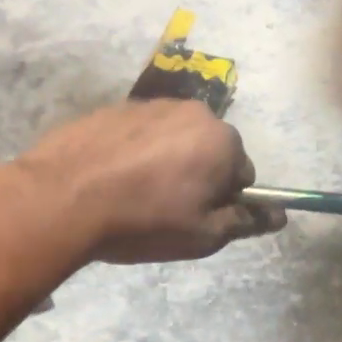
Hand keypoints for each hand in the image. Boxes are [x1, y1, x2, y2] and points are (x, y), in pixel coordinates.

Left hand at [8, 100, 286, 264]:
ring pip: (173, 139)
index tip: (197, 218)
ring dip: (166, 162)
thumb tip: (279, 215)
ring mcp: (151, 106)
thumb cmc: (146, 220)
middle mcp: (194, 112)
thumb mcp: (204, 235)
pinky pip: (138, 134)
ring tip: (134, 195)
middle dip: (197, 175)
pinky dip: (133, 153)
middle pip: (209, 150)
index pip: (242, 174)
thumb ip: (246, 221)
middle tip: (167, 209)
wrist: (62, 198)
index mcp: (223, 141)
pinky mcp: (113, 108)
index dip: (223, 201)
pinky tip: (111, 180)